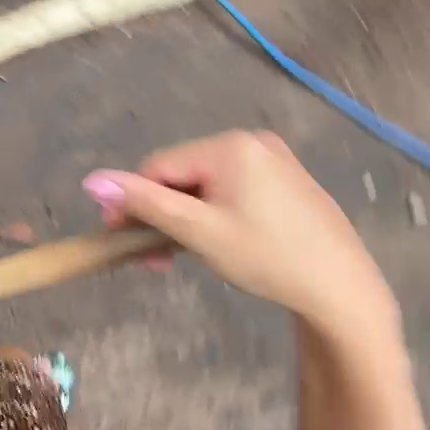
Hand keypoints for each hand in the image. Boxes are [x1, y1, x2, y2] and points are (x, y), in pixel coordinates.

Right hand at [83, 131, 399, 343]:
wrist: (338, 286)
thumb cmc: (266, 257)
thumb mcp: (197, 231)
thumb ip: (144, 203)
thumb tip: (91, 180)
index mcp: (230, 147)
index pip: (156, 167)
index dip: (130, 203)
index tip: (118, 241)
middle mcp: (250, 143)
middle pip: (177, 176)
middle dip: (156, 216)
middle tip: (150, 260)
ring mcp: (269, 160)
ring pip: (199, 187)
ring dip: (177, 221)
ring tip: (172, 258)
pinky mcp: (280, 181)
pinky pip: (224, 191)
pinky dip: (205, 217)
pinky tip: (205, 244)